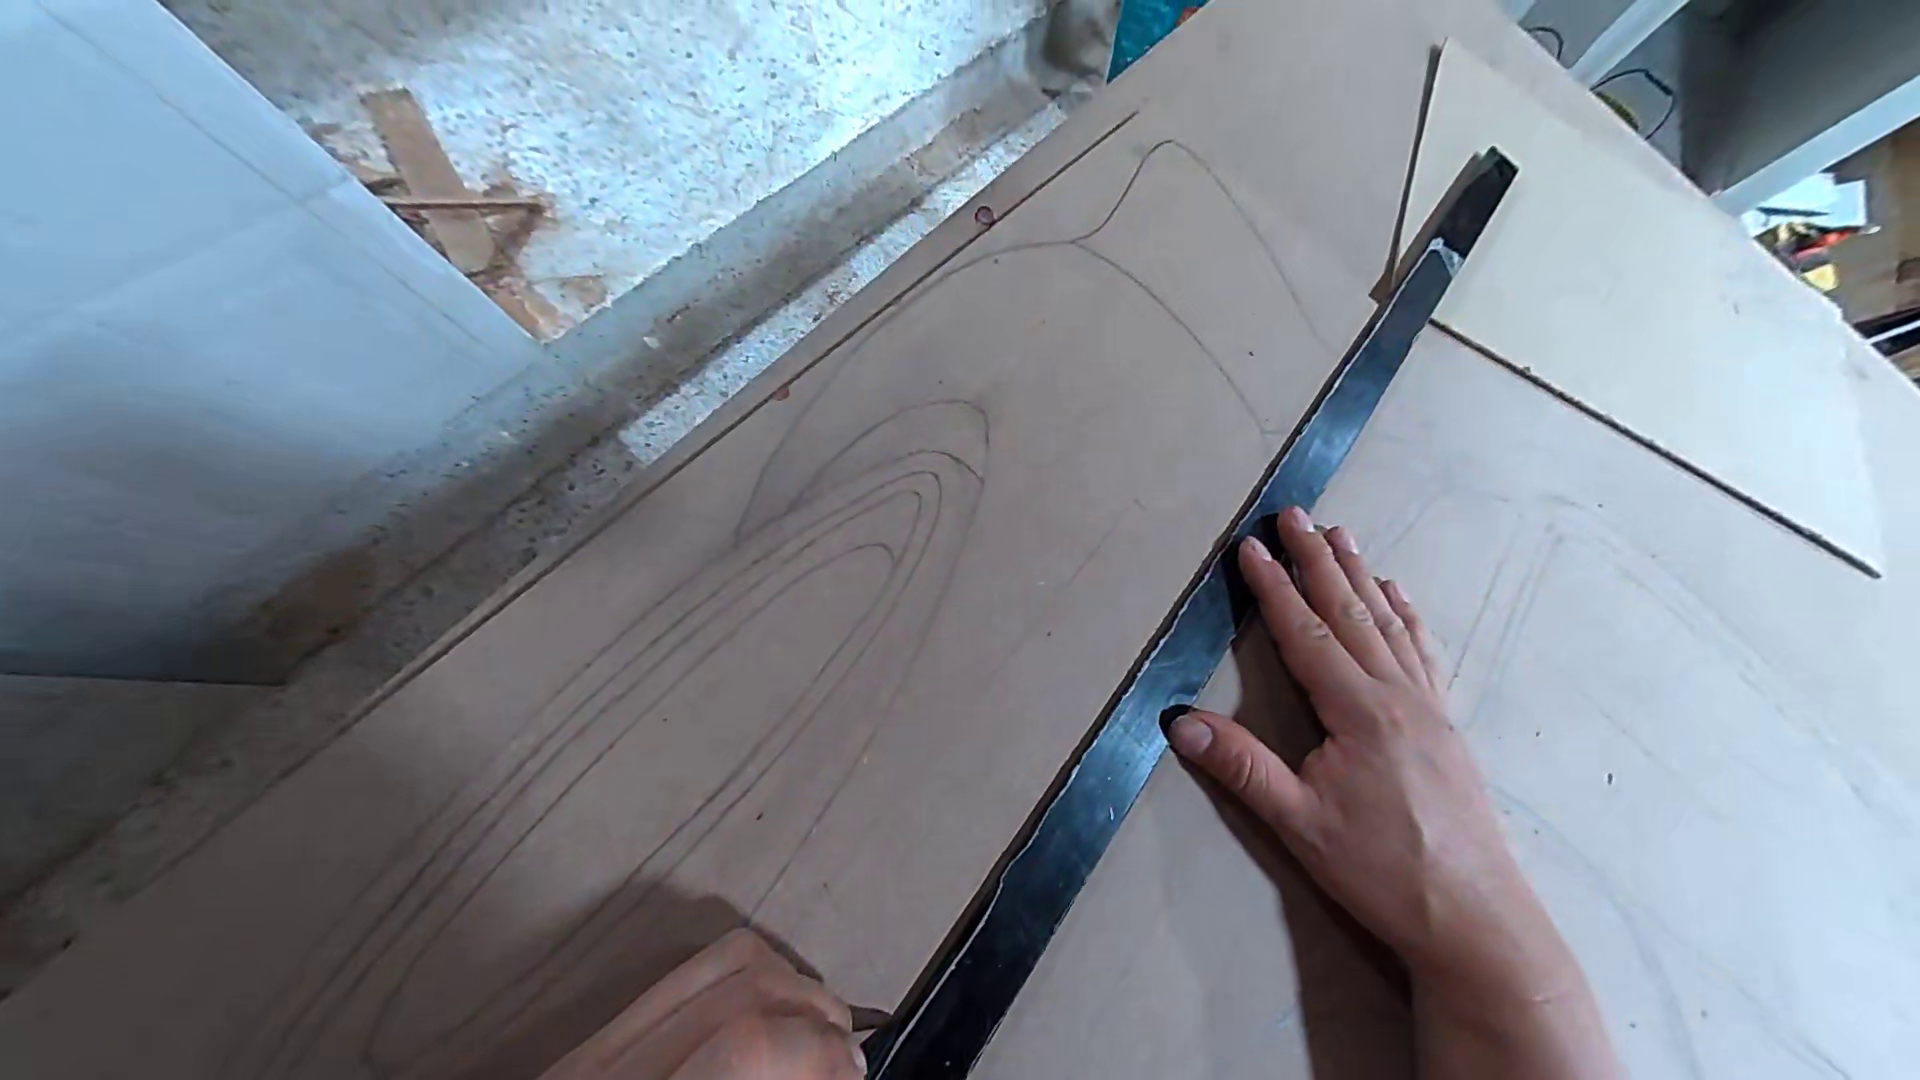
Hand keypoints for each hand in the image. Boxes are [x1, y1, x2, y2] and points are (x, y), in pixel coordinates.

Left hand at [540, 928, 865, 1079]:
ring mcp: (601, 1048)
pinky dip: (759, 973)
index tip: (851, 1076)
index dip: (815, 1052)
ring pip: (727, 961)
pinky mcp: (604, 1036)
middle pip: (743, 990)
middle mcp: (612, 1076)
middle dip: (816, 1013)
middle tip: (845, 1056)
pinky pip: (701, 967)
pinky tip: (777, 1010)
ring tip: (820, 1028)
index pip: (741, 1048)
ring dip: (794, 983)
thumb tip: (833, 1078)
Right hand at [1167, 508, 1620, 1079]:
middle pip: (1349, 611)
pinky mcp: (1444, 724)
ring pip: (1387, 623)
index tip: (1251, 547)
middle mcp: (1398, 695)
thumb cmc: (1384, 872)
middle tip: (1295, 514)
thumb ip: (1240, 767)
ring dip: (1359, 574)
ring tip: (1341, 535)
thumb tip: (1177, 722)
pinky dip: (1405, 614)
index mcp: (1360, 711)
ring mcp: (1428, 707)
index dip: (1274, 588)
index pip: (1305, 634)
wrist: (1482, 927)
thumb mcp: (1299, 824)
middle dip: (1316, 560)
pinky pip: (1421, 651)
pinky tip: (1399, 595)